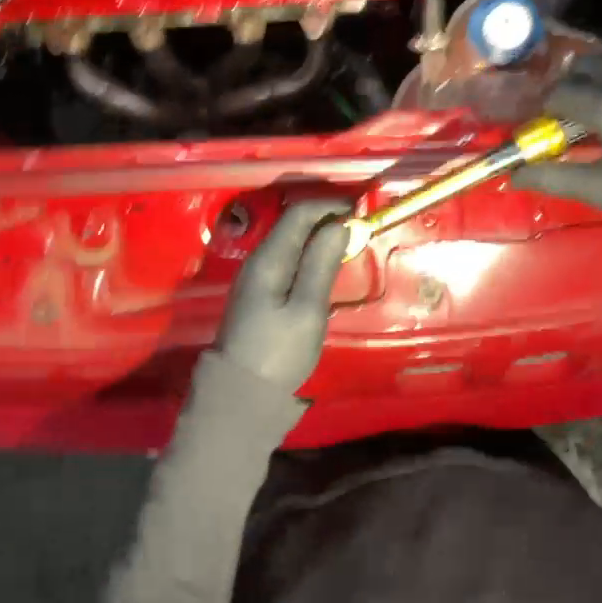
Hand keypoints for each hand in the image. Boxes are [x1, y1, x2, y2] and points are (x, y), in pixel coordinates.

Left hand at [216, 199, 352, 392]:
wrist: (240, 396)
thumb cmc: (277, 353)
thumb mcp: (306, 310)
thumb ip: (321, 265)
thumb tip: (339, 224)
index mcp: (269, 258)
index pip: (299, 213)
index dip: (331, 206)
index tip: (361, 213)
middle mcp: (259, 260)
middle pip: (294, 224)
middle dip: (327, 219)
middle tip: (361, 229)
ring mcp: (257, 278)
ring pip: (292, 242)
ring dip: (320, 238)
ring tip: (351, 246)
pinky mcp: (261, 295)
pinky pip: (289, 260)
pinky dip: (311, 256)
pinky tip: (327, 269)